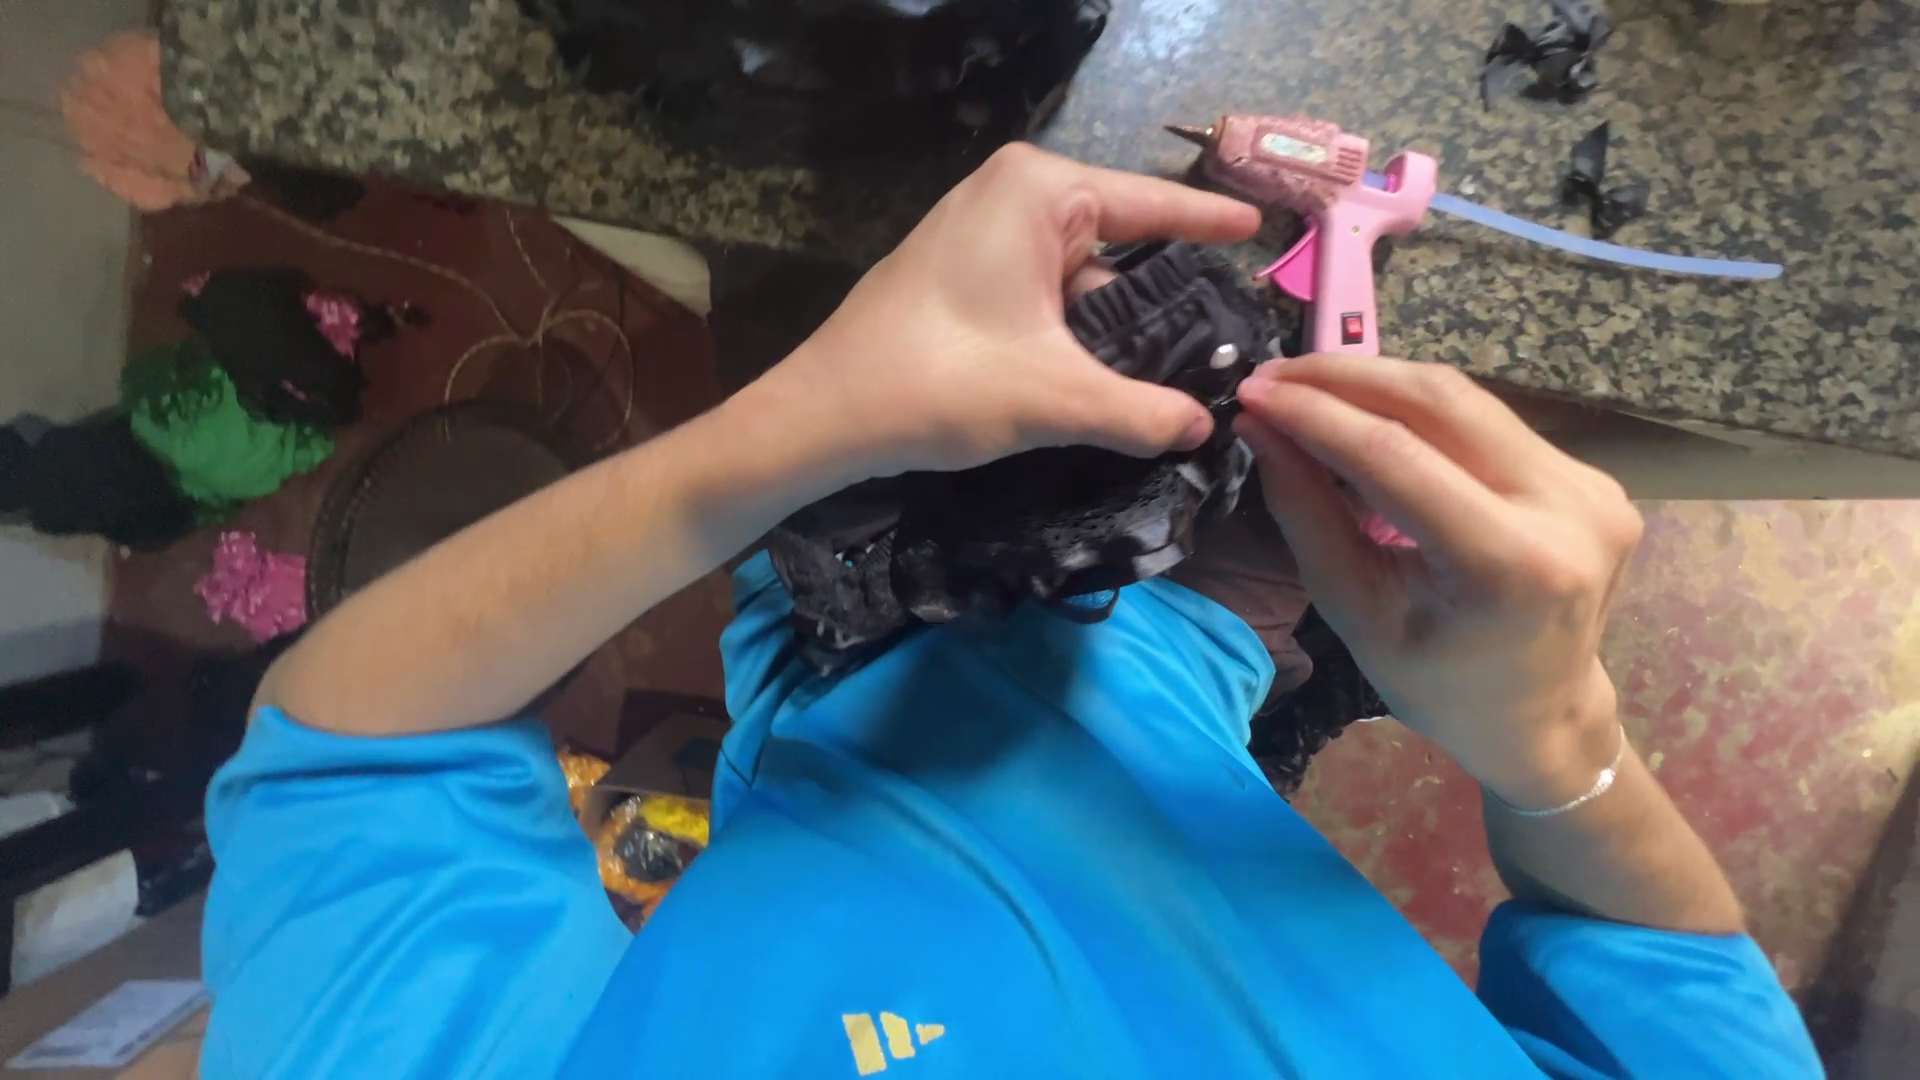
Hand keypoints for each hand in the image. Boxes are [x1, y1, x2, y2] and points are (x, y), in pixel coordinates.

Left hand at [748, 144, 1259, 483]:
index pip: (1151, 204)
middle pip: (1113, 247)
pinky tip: (1095, 377)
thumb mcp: (1056, 398)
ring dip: (1108, 331)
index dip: (1209, 220)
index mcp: (1040, 193)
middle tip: (1215, 346)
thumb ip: (1140, 412)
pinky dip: (1066, 335)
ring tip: (1164, 377)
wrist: (828, 414)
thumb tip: (1202, 428)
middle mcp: (1008, 198)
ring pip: (1072, 282)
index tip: (1258, 230)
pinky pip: (1035, 298)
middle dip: (1158, 299)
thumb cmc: (942, 383)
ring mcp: (976, 236)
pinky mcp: (956, 277)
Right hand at [1233, 355, 1642, 809]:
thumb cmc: (1432, 683)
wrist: (1539, 716)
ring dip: (1373, 382)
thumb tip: (1260, 430)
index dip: (1314, 415)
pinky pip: (1480, 421)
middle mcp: (1570, 506)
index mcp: (1511, 564)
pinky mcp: (1584, 473)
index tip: (1251, 394)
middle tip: (1270, 375)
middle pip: (1441, 401)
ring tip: (1301, 385)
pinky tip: (1359, 413)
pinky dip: (1407, 409)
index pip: (1395, 456)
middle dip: (1344, 377)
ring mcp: (1588, 483)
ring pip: (1463, 399)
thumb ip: (1305, 510)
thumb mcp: (1351, 607)